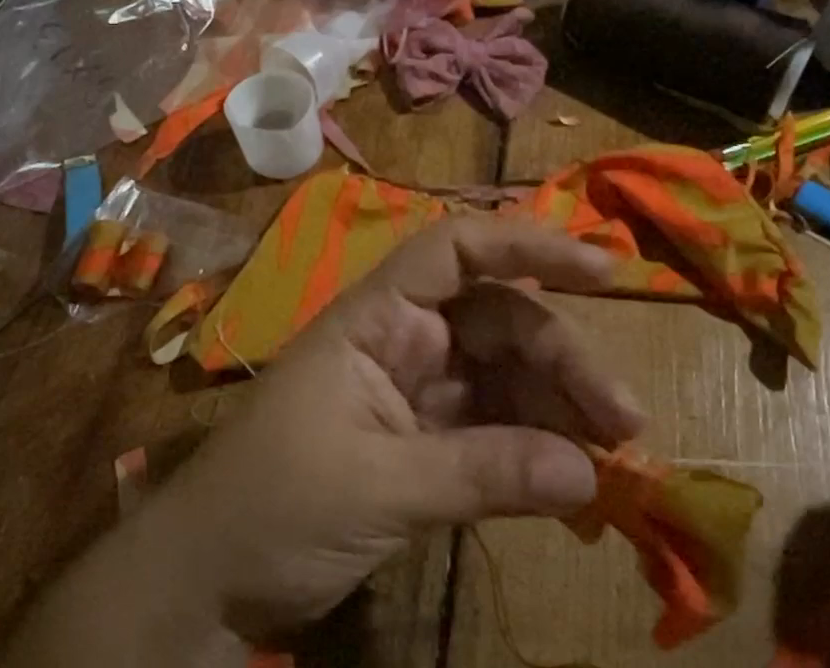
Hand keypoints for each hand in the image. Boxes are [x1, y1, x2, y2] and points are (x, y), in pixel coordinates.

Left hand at [160, 216, 645, 637]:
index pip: (457, 252)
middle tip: (624, 423)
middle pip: (499, 322)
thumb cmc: (270, 507)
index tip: (603, 269)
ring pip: (505, 379)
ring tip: (611, 462)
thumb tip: (589, 473)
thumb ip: (481, 472)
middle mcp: (403, 343)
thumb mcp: (376, 485)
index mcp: (376, 320)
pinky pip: (495, 433)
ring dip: (559, 411)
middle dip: (563, 360)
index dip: (528, 246)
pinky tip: (575, 484)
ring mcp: (416, 396)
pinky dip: (536, 453)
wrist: (206, 583)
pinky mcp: (425, 448)